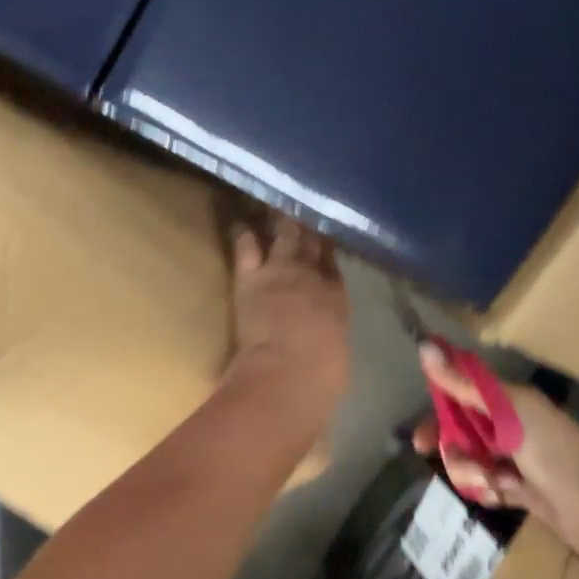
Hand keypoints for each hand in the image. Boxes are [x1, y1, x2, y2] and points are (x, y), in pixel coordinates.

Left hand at [226, 218, 350, 415]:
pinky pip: (247, 248)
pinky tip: (240, 221)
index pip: (332, 266)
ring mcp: (282, 272)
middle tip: (301, 206)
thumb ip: (327, 334)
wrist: (290, 371)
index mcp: (337, 299)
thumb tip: (320, 336)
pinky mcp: (252, 277)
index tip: (323, 234)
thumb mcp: (333, 352)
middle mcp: (313, 277)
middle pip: (311, 243)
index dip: (326, 249)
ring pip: (284, 236)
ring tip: (276, 203)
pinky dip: (244, 234)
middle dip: (307, 225)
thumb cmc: (320, 374)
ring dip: (281, 220)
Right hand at [411, 342, 578, 546]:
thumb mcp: (507, 413)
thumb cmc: (554, 451)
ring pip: (471, 459)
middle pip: (461, 429)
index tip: (421, 429)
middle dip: (450, 445)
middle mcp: (512, 425)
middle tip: (432, 453)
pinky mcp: (522, 488)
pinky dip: (489, 491)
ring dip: (470, 471)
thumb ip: (464, 385)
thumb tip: (424, 344)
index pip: (462, 393)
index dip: (439, 405)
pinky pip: (488, 485)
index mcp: (511, 401)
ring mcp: (517, 458)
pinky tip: (499, 495)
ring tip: (489, 483)